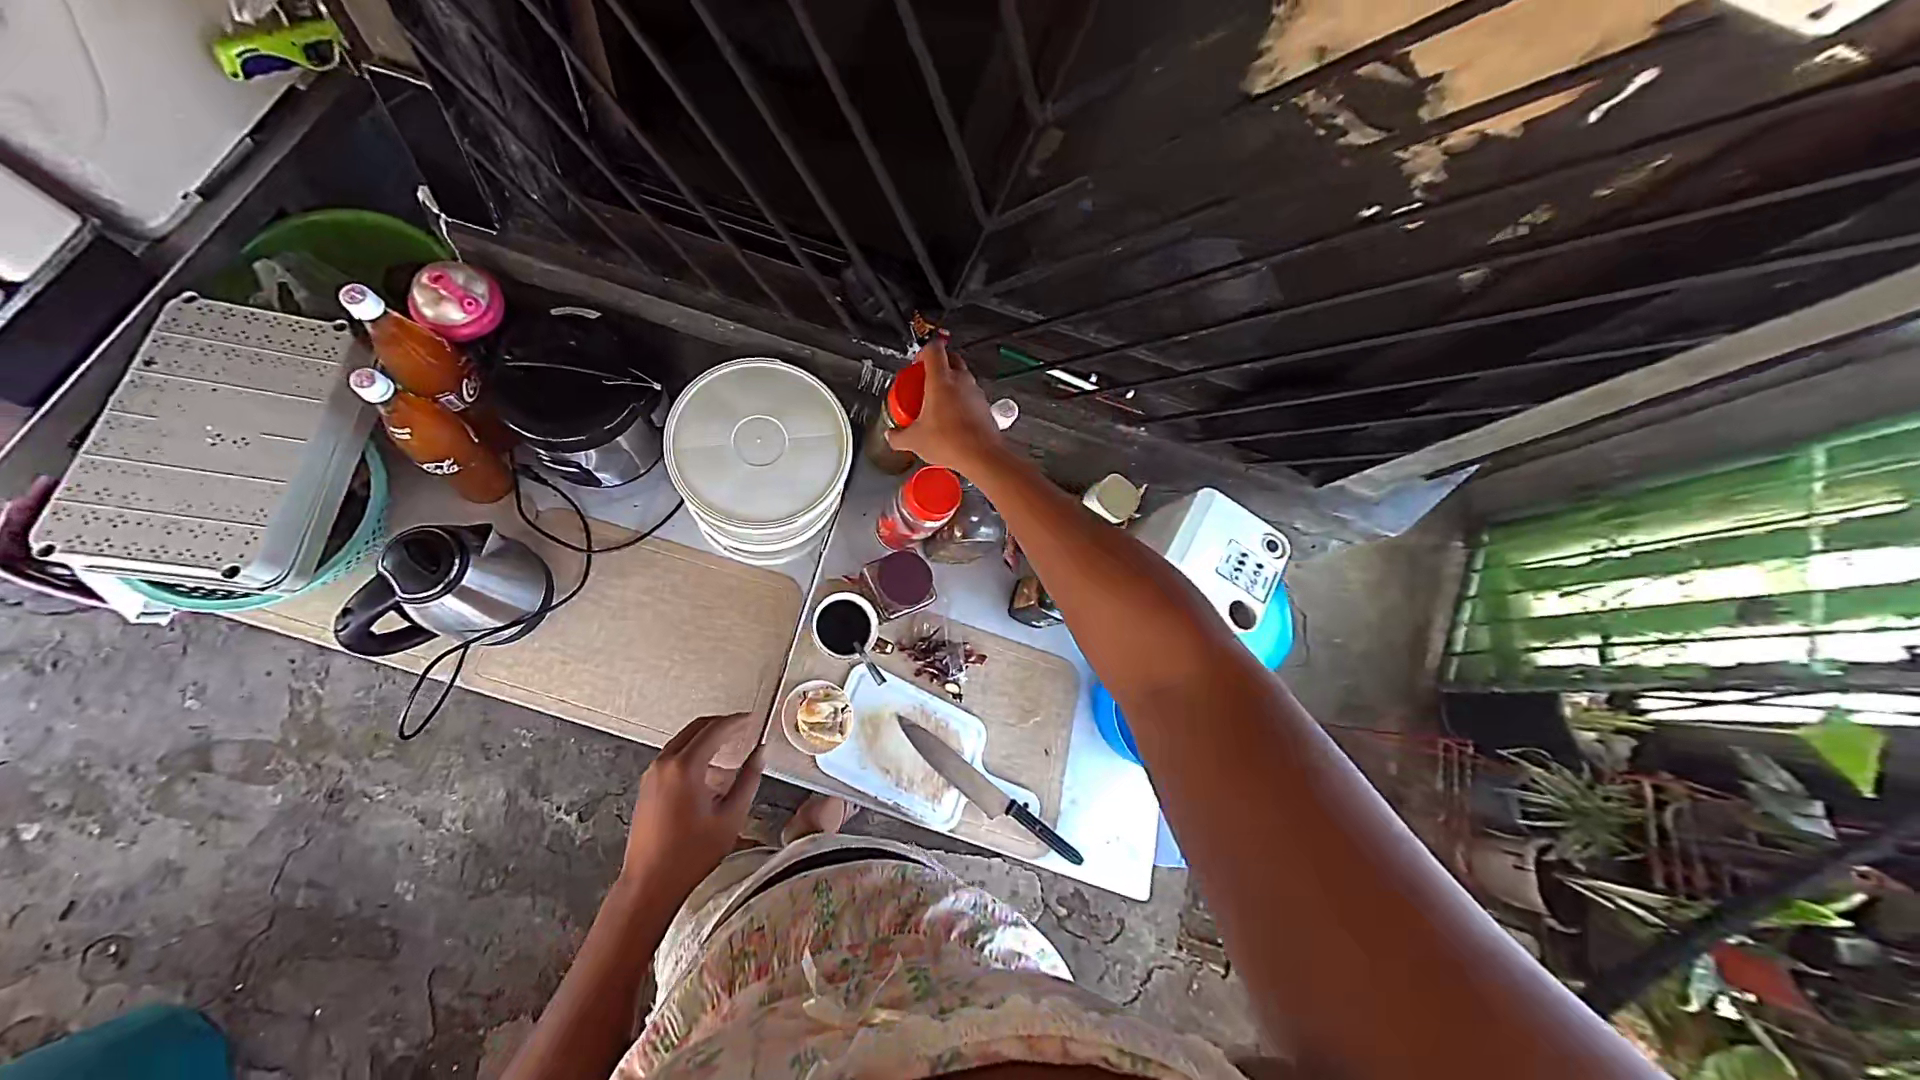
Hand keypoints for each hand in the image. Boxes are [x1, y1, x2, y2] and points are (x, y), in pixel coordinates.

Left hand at [619, 712, 765, 904]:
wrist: (650, 884)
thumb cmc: (691, 856)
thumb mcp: (731, 816)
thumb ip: (748, 779)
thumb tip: (759, 754)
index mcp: (685, 767)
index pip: (715, 729)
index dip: (737, 721)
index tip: (752, 719)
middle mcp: (664, 765)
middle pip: (697, 728)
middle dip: (722, 724)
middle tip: (744, 728)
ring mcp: (652, 775)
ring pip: (684, 740)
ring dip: (707, 738)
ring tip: (731, 748)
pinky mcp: (647, 787)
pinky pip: (674, 756)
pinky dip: (694, 753)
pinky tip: (711, 771)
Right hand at [886, 334, 1007, 476]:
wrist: (982, 456)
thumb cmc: (952, 442)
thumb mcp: (915, 440)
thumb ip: (899, 437)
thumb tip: (892, 436)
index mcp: (941, 380)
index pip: (933, 349)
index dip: (923, 351)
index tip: (916, 363)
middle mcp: (961, 380)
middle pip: (950, 358)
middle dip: (937, 365)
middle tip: (924, 381)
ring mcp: (975, 392)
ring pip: (962, 377)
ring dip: (950, 383)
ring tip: (936, 402)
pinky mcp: (984, 406)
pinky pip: (970, 395)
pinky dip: (961, 400)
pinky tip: (951, 418)